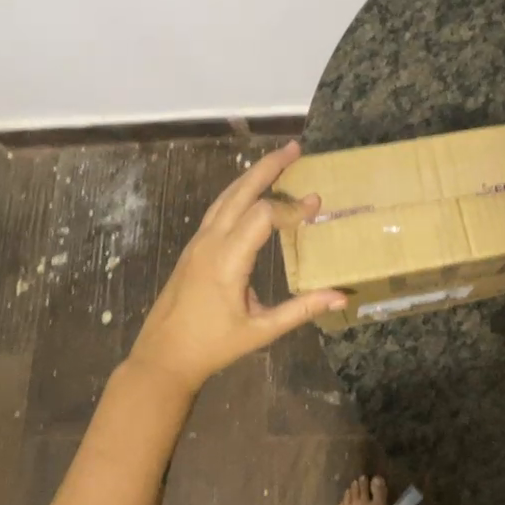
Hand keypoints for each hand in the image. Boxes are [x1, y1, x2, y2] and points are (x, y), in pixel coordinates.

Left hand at [125, 142, 345, 391]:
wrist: (164, 357)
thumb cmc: (213, 346)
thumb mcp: (261, 331)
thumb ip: (301, 310)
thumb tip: (341, 296)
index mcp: (227, 260)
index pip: (263, 217)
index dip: (291, 208)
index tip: (317, 206)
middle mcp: (210, 242)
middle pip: (240, 192)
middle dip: (268, 167)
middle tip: (295, 148)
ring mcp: (198, 242)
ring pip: (225, 196)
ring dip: (251, 176)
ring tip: (278, 161)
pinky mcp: (193, 248)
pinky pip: (217, 209)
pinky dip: (239, 192)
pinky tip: (252, 191)